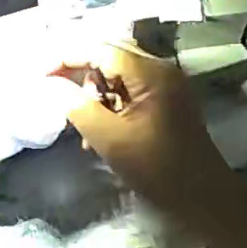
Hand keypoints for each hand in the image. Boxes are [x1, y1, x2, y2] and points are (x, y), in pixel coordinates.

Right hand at [60, 45, 237, 215]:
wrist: (203, 197)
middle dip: (84, 78)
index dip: (68, 58)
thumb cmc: (157, 168)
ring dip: (98, 95)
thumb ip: (78, 107)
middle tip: (68, 104)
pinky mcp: (168, 99)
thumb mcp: (110, 139)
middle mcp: (161, 69)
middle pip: (110, 57)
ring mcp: (167, 83)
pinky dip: (113, 104)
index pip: (101, 50)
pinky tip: (104, 133)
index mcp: (151, 74)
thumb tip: (52, 85)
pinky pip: (131, 89)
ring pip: (119, 74)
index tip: (43, 74)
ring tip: (88, 130)